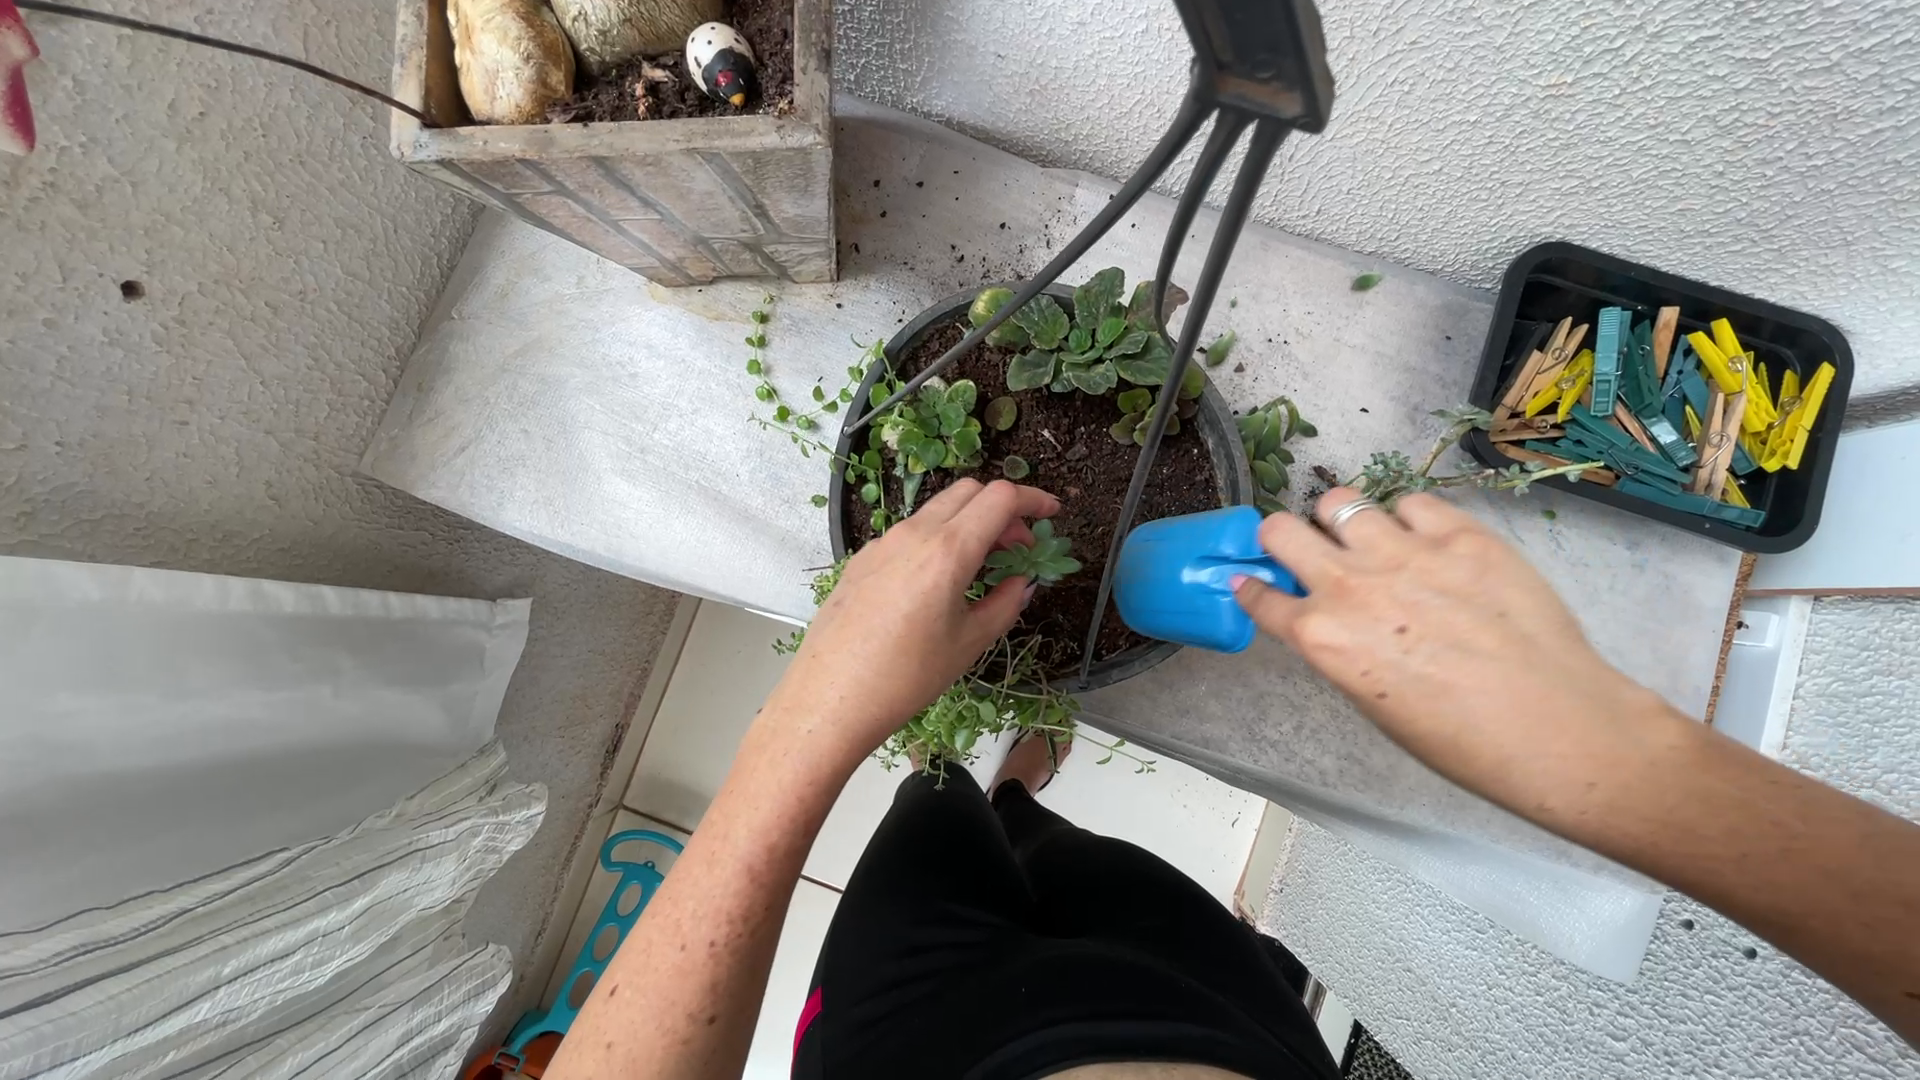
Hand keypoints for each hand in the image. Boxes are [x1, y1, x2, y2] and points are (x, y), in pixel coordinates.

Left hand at [761, 479, 1060, 763]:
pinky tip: (937, 584)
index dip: (1033, 499)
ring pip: (936, 511)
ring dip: (967, 523)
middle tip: (1017, 548)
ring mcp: (882, 543)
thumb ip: (1005, 604)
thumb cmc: (906, 678)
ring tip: (980, 567)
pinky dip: (937, 540)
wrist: (830, 699)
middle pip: (968, 491)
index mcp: (947, 551)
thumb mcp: (969, 644)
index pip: (1000, 497)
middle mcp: (913, 534)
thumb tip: (1022, 583)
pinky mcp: (862, 559)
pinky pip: (909, 533)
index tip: (1052, 513)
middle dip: (1001, 509)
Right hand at [1233, 488, 1674, 801]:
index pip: (1258, 595)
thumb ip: (1335, 647)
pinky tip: (1428, 545)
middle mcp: (1349, 586)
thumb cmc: (1457, 738)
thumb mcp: (1369, 698)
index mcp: (1320, 637)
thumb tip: (1323, 617)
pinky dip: (1410, 521)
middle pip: (1280, 529)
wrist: (1558, 729)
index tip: (1252, 582)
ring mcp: (1404, 553)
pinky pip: (1411, 504)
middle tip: (1303, 550)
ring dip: (1344, 523)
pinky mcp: (1460, 534)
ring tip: (1369, 541)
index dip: (1250, 587)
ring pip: (1340, 502)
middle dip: (1281, 538)